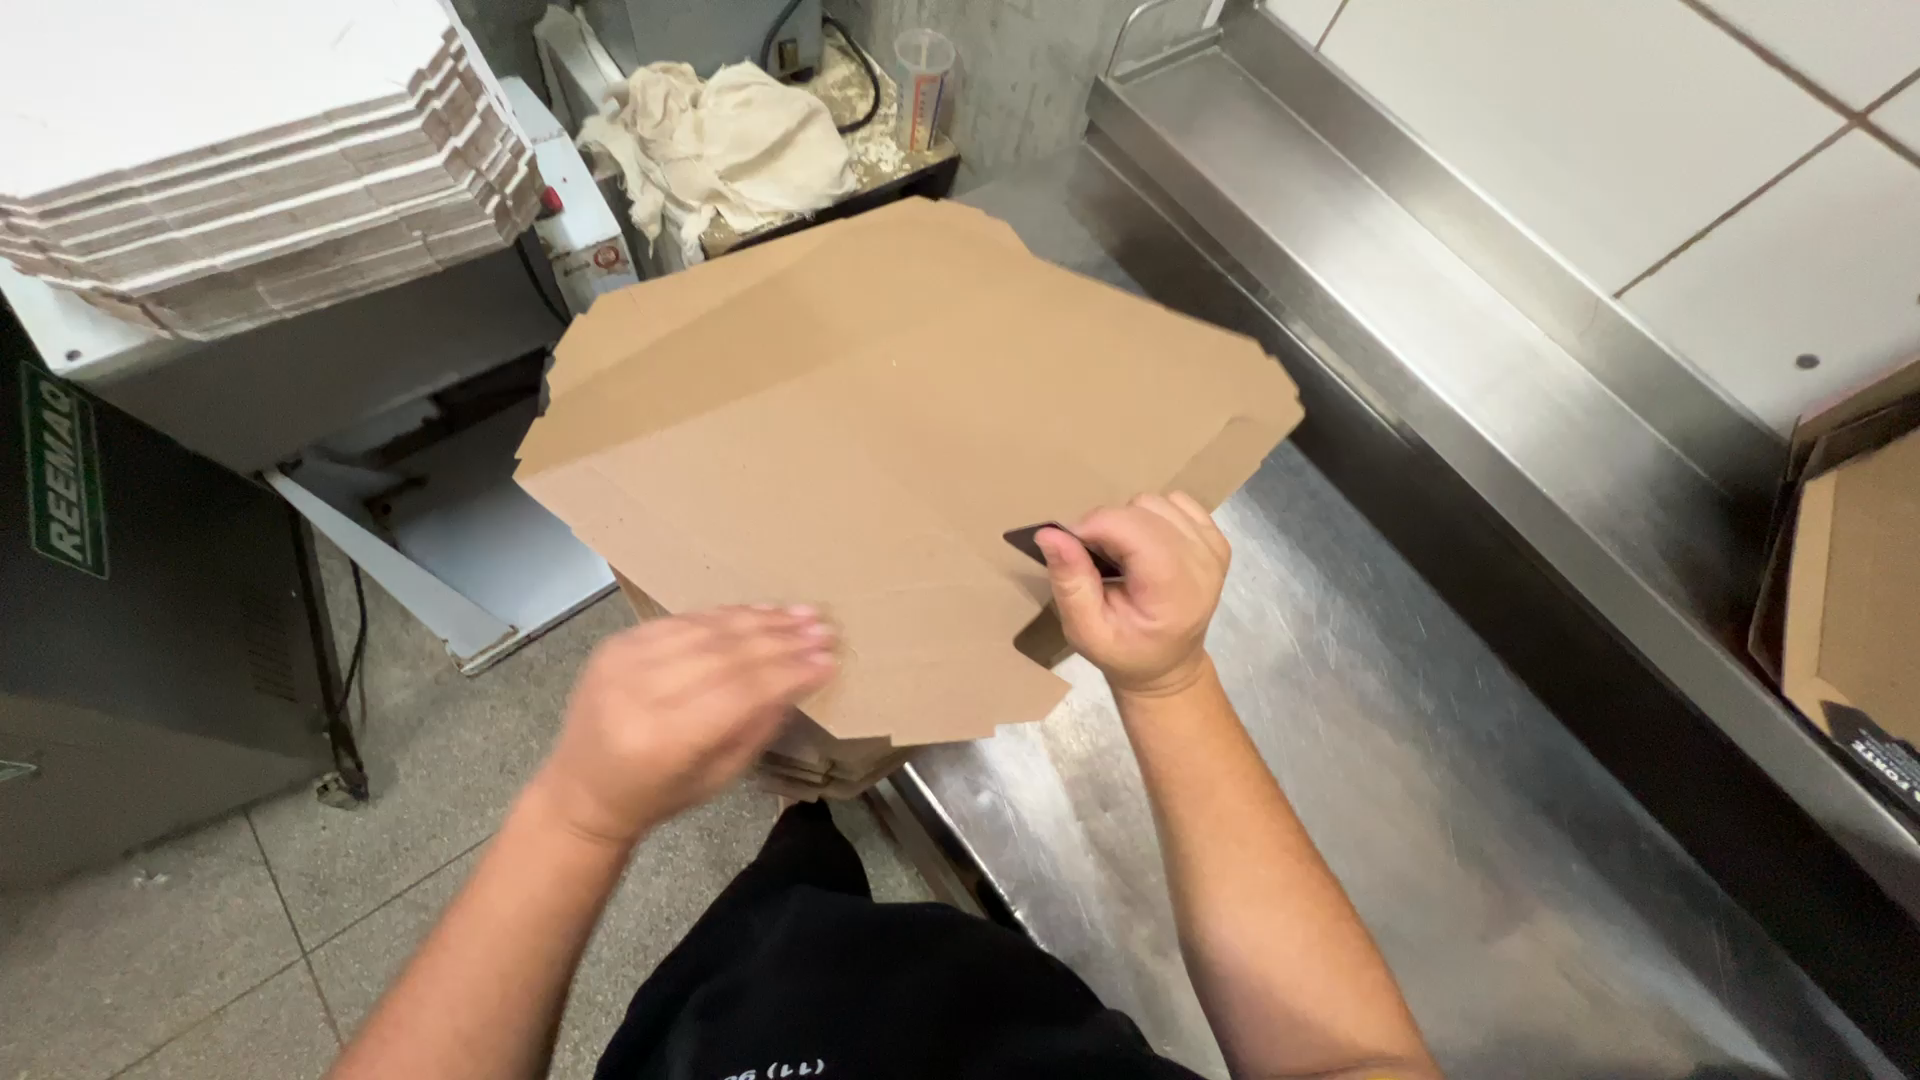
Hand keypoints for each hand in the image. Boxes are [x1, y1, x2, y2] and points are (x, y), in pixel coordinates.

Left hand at [527, 605, 837, 847]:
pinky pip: (684, 619)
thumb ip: (759, 725)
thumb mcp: (720, 776)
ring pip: (707, 629)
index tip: (828, 660)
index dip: (788, 673)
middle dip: (782, 641)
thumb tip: (802, 677)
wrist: (581, 790)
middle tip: (824, 630)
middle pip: (725, 654)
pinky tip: (763, 611)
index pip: (739, 693)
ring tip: (803, 614)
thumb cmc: (658, 795)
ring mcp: (623, 662)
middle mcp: (638, 694)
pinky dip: (728, 614)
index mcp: (663, 741)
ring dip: (762, 620)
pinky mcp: (618, 642)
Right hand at [1036, 492, 1228, 696]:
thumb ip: (1069, 582)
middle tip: (1095, 560)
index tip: (1072, 550)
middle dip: (1106, 526)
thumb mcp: (1084, 630)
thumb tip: (1049, 534)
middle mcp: (1202, 561)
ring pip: (1155, 502)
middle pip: (1141, 510)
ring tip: (1120, 556)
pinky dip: (1151, 517)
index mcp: (1174, 591)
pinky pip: (1175, 502)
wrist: (1168, 664)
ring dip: (1128, 521)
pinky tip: (1144, 546)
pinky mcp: (1215, 538)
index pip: (1130, 528)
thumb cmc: (1125, 651)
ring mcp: (1213, 547)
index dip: (1091, 527)